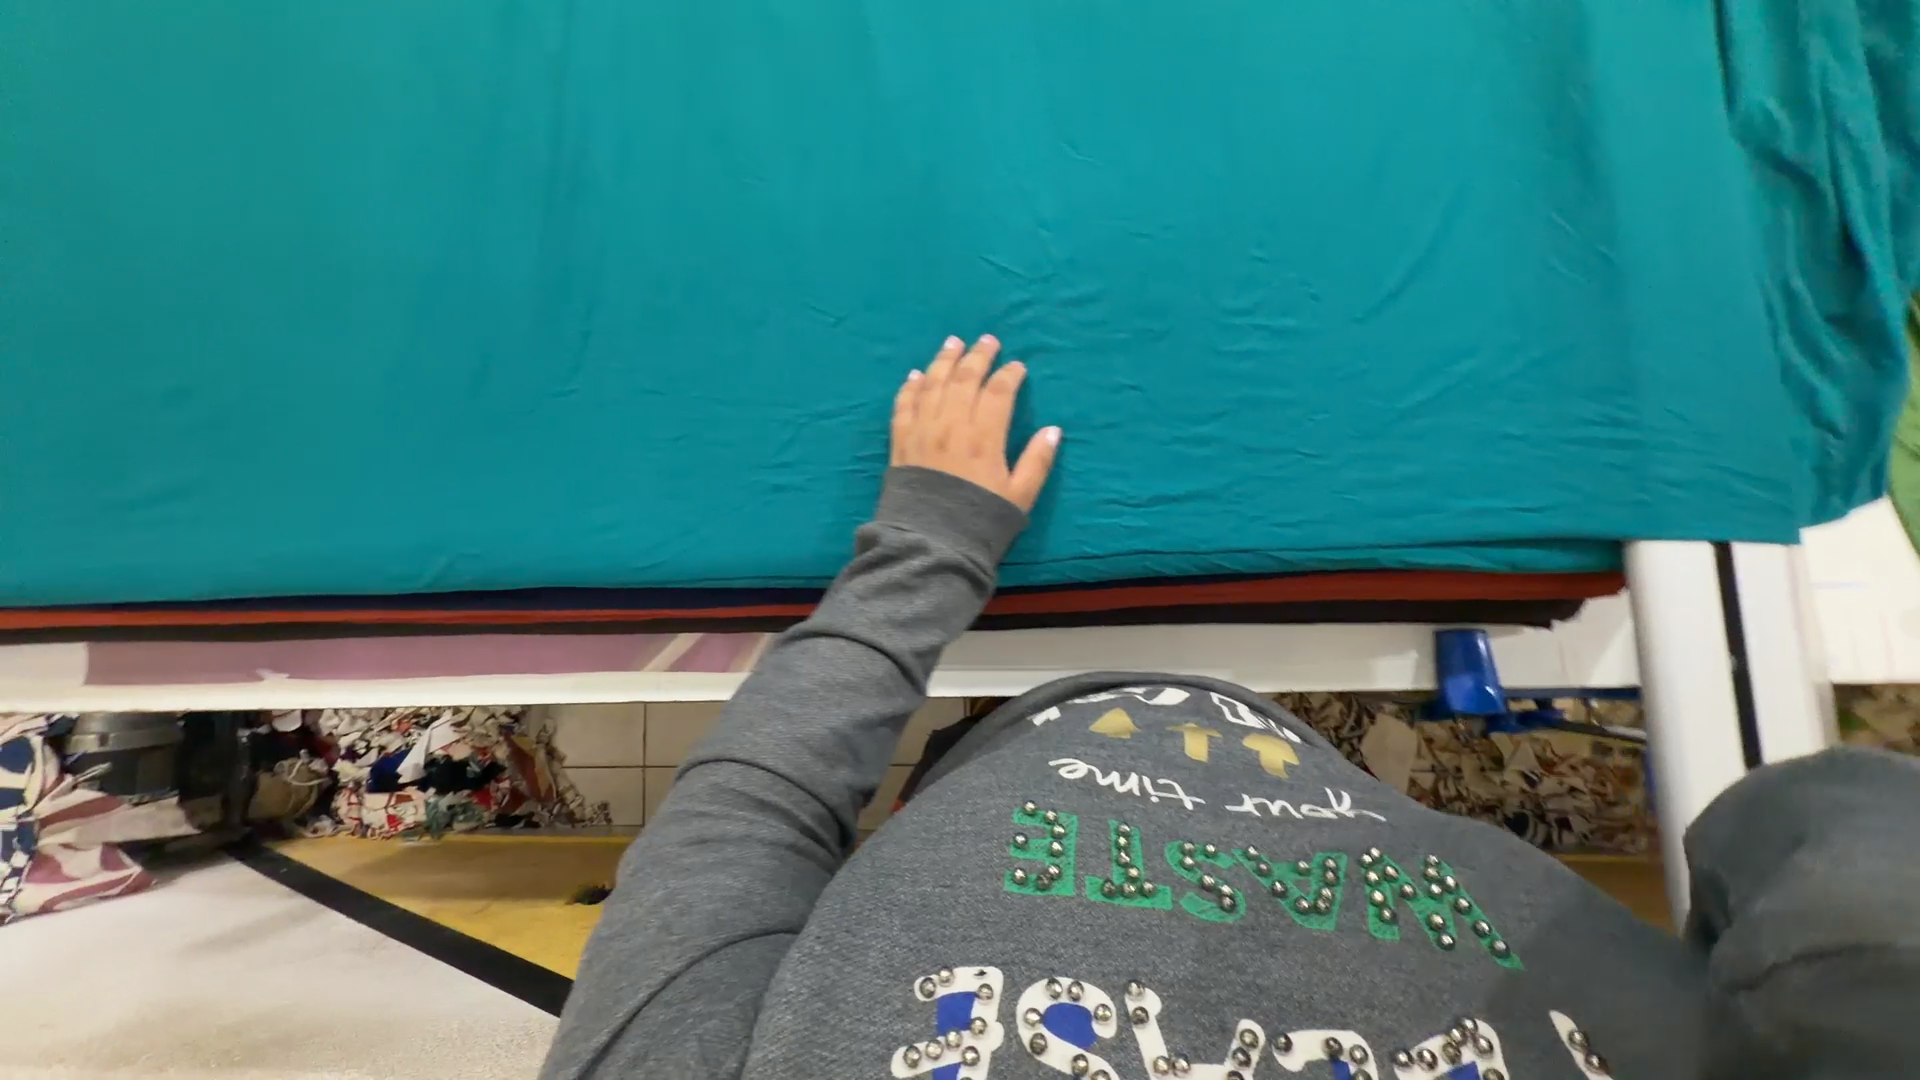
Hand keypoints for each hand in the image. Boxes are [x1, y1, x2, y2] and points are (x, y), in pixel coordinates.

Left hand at [891, 335, 1060, 511]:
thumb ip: (1037, 461)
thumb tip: (1053, 430)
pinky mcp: (901, 442)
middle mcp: (951, 426)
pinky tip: (917, 375)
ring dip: (944, 361)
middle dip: (978, 356)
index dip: (1009, 375)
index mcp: (984, 437)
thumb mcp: (1020, 496)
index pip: (998, 392)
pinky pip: (904, 405)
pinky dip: (911, 387)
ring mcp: (922, 431)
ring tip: (953, 343)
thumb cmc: (980, 522)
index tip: (1017, 366)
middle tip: (988, 341)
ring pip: (933, 384)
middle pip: (964, 379)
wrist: (931, 544)